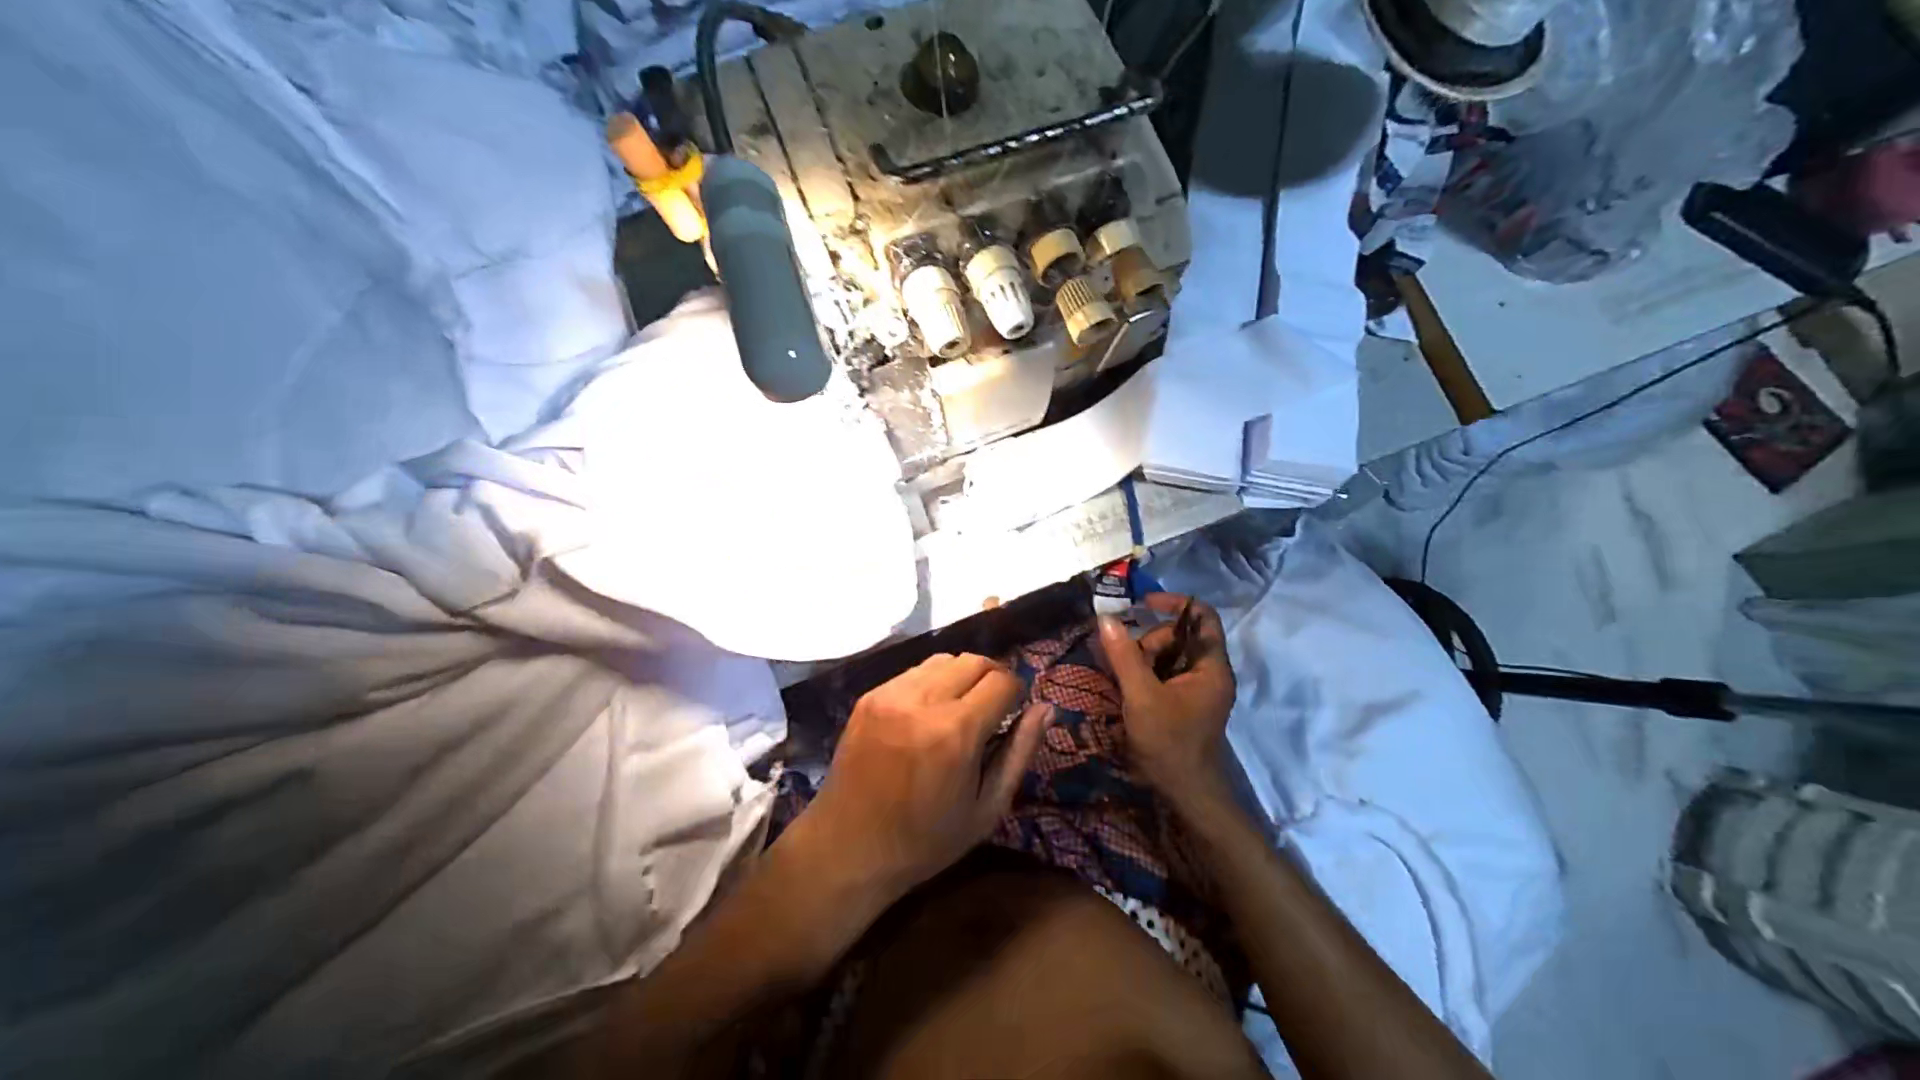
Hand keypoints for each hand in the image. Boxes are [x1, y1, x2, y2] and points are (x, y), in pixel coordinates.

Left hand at [801, 653, 1050, 901]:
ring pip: (943, 658)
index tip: (1015, 713)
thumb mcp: (987, 809)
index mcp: (955, 732)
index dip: (1017, 693)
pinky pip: (913, 672)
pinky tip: (929, 713)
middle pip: (974, 660)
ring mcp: (890, 694)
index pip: (1003, 680)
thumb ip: (1019, 752)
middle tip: (994, 707)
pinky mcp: (869, 696)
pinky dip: (932, 682)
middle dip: (993, 677)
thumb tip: (1046, 708)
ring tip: (962, 708)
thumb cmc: (925, 841)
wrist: (847, 848)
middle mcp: (922, 701)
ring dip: (962, 675)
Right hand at [1098, 593, 1236, 802]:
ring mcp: (1196, 689)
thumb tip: (1107, 618)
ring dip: (1142, 659)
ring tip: (1122, 679)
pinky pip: (1163, 675)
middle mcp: (1209, 673)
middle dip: (1148, 641)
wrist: (1185, 793)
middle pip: (1178, 636)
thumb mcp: (1142, 696)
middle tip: (1125, 661)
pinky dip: (1144, 675)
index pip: (1202, 616)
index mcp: (1211, 667)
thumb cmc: (1170, 743)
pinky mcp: (1184, 703)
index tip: (1142, 604)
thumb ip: (1124, 656)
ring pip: (1167, 656)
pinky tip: (1126, 688)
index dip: (1174, 603)